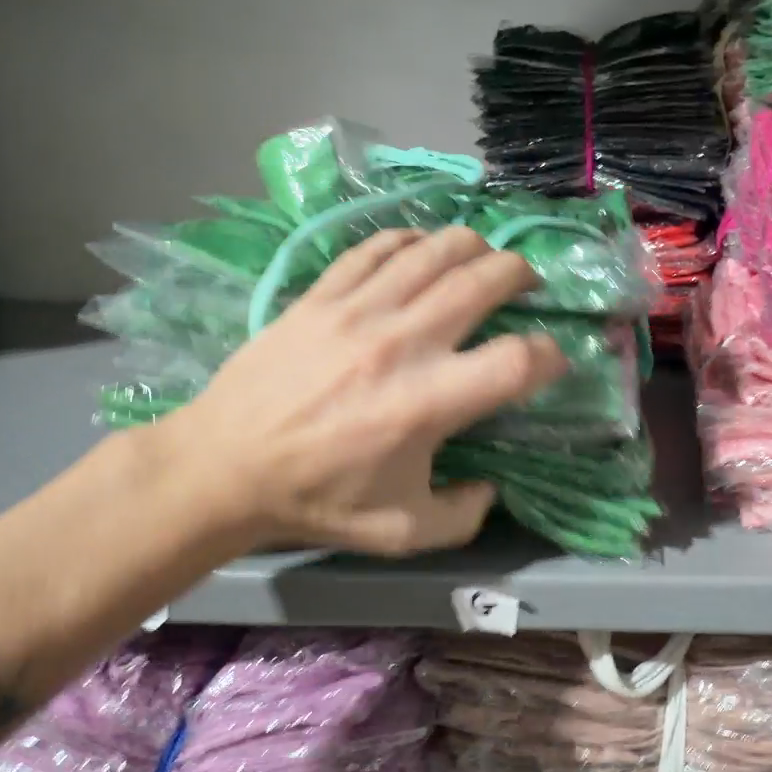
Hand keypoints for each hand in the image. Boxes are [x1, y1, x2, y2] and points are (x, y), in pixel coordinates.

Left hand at [141, 226, 569, 556]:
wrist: (222, 467)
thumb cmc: (317, 500)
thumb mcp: (401, 532)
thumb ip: (462, 516)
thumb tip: (490, 486)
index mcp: (428, 403)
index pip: (516, 360)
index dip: (549, 355)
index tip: (549, 360)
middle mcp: (402, 344)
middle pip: (482, 280)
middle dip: (520, 275)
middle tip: (526, 285)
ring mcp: (359, 311)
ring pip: (434, 250)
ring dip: (473, 247)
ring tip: (483, 258)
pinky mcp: (322, 295)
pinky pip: (377, 247)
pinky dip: (411, 240)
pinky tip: (422, 251)